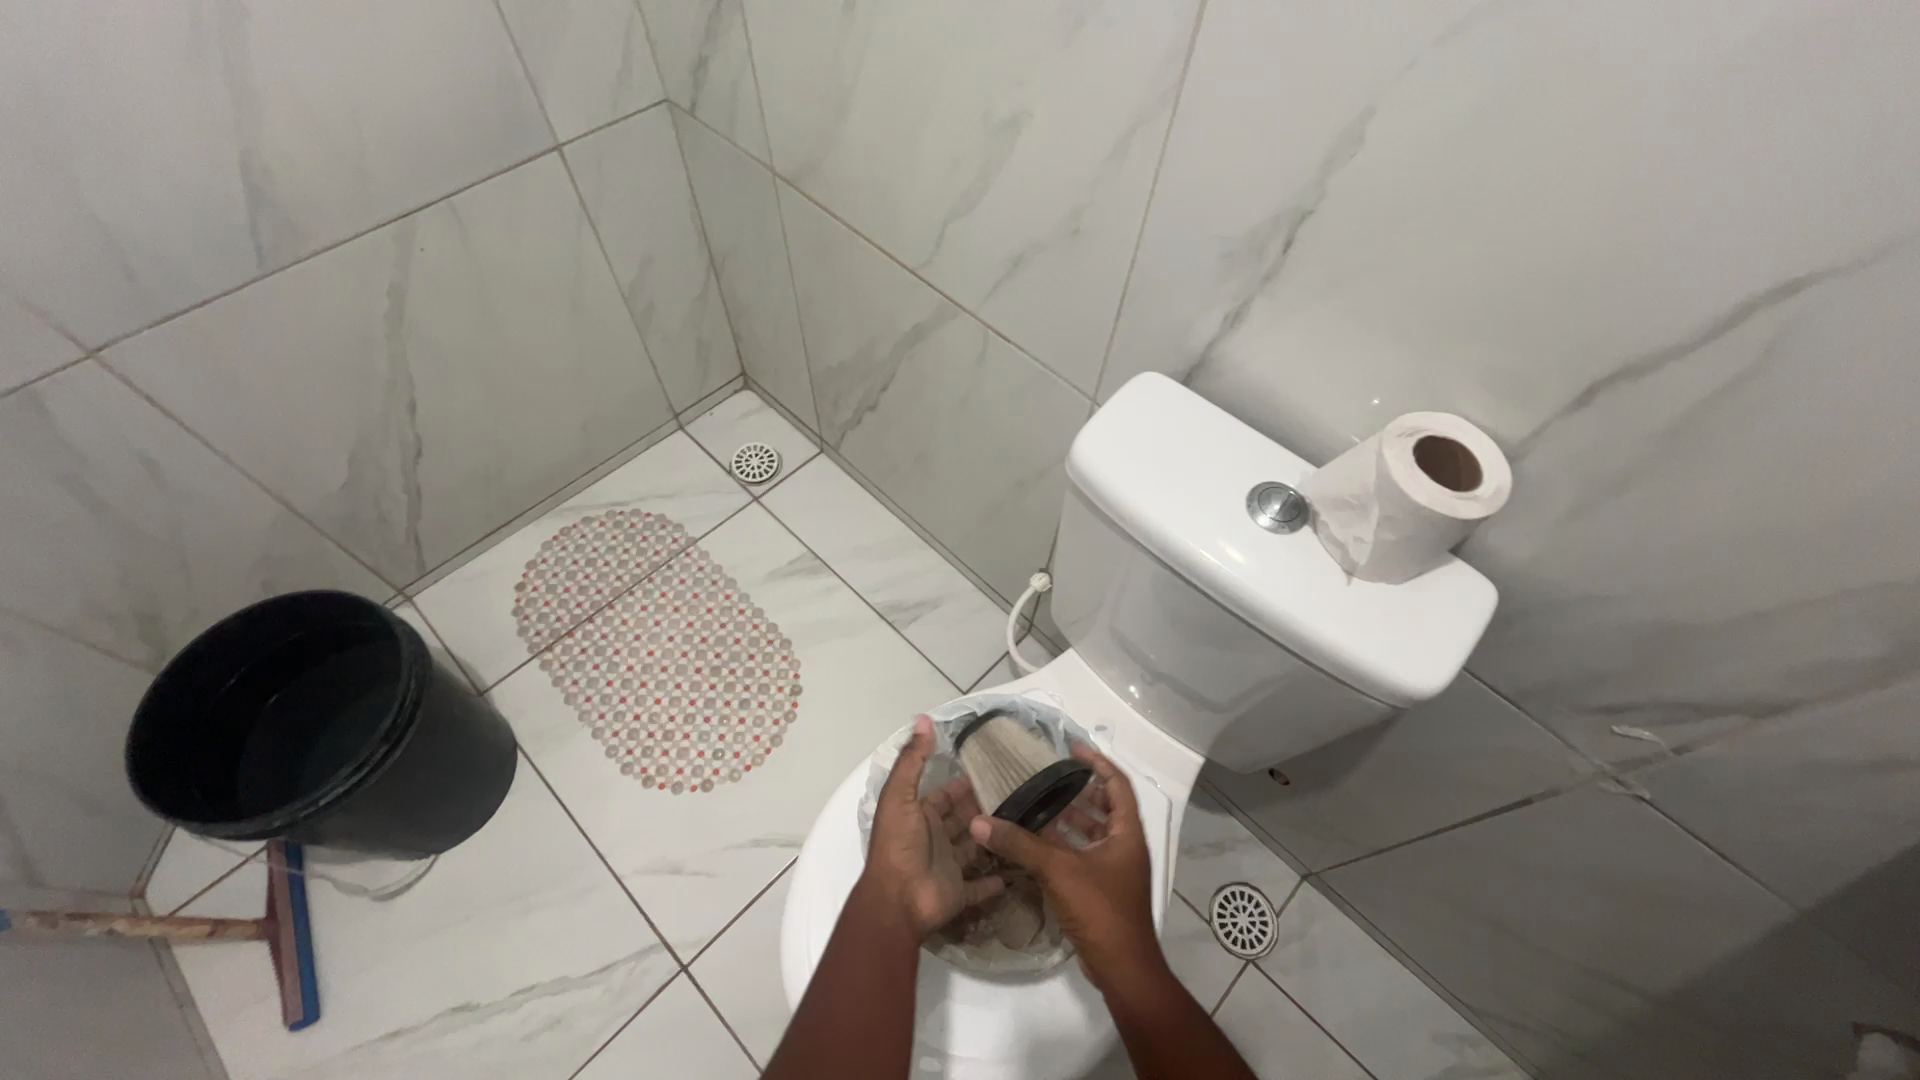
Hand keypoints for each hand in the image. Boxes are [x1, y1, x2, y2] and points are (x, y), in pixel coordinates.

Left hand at [860, 715, 1005, 939]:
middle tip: (1018, 796)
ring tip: (1023, 825)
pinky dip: (994, 882)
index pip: (945, 795)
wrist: (898, 901)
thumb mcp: (900, 796)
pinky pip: (980, 887)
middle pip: (962, 819)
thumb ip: (913, 760)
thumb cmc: (898, 845)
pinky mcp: (959, 893)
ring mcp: (947, 867)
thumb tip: (924, 719)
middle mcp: (934, 839)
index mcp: (919, 815)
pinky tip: (1016, 869)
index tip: (993, 772)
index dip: (964, 784)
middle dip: (983, 808)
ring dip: (990, 839)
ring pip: (973, 849)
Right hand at [969, 744, 1159, 991]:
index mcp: (1127, 833)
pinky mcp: (1104, 890)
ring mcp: (1116, 870)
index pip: (1117, 784)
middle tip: (1048, 776)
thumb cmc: (1100, 910)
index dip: (1097, 763)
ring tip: (1038, 803)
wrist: (1122, 968)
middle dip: (1079, 790)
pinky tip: (1037, 842)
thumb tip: (979, 822)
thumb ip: (1019, 844)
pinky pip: (1084, 854)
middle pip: (1106, 806)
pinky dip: (1065, 844)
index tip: (1073, 748)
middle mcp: (1126, 846)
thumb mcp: (1058, 870)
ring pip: (1094, 832)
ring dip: (1070, 817)